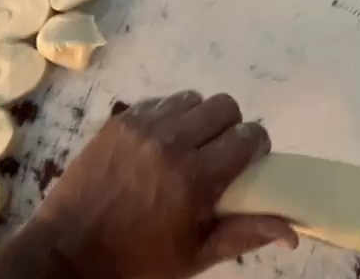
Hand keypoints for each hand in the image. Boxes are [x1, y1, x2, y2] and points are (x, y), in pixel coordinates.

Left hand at [0, 90, 296, 278]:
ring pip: (193, 98)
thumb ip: (243, 234)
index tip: (251, 162)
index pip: (248, 136)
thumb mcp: (194, 257)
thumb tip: (292, 230)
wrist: (67, 255)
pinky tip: (159, 144)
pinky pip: (160, 101)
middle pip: (225, 106)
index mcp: (195, 179)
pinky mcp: (121, 119)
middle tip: (219, 154)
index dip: (256, 147)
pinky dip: (168, 117)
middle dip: (230, 127)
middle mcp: (173, 142)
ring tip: (187, 146)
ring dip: (198, 118)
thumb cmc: (137, 263)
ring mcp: (144, 125)